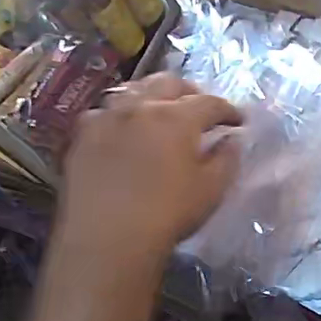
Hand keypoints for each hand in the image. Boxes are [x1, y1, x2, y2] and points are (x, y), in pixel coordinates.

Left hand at [57, 73, 242, 260]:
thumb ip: (226, 159)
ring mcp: (106, 117)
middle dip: (190, 92)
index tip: (239, 121)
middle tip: (200, 109)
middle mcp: (139, 106)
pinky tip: (122, 130)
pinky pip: (103, 112)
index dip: (228, 110)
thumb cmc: (168, 214)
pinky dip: (120, 114)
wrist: (109, 237)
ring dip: (153, 95)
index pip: (210, 103)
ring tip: (160, 111)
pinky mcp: (81, 136)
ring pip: (132, 90)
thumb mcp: (211, 190)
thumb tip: (231, 140)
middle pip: (168, 83)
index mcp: (176, 117)